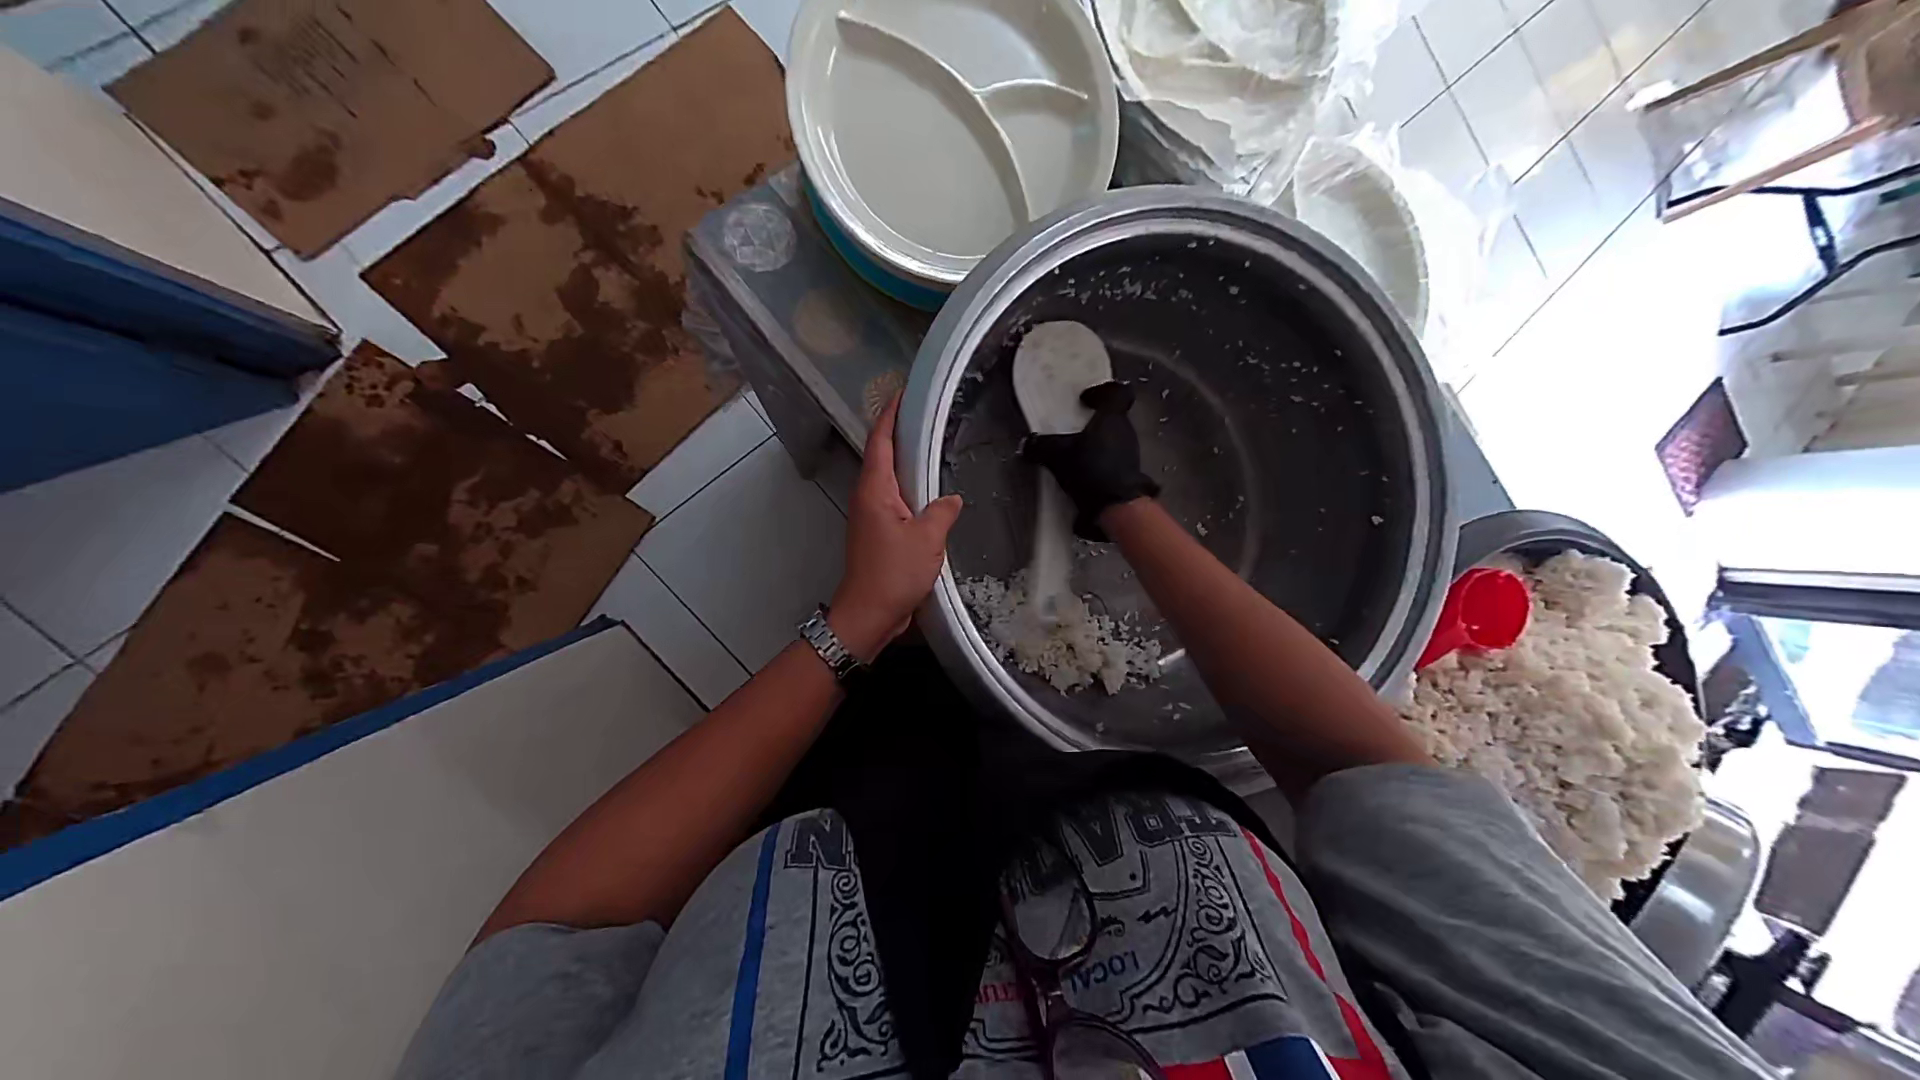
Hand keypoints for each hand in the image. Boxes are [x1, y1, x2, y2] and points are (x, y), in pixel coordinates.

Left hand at [828, 392, 963, 661]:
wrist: (868, 614)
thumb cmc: (893, 573)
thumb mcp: (927, 539)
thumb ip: (942, 512)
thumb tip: (951, 499)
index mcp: (875, 490)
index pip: (880, 441)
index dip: (890, 415)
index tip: (902, 394)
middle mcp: (868, 497)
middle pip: (882, 456)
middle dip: (899, 433)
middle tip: (926, 416)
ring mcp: (870, 517)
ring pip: (889, 480)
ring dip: (906, 463)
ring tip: (932, 448)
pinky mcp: (878, 535)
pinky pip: (895, 502)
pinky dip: (910, 490)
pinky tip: (930, 494)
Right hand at [1020, 381, 1158, 540]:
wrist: (1116, 507)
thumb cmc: (1089, 469)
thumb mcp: (1057, 455)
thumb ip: (1041, 446)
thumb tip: (1027, 443)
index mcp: (1112, 418)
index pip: (1119, 392)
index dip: (1103, 391)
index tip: (1085, 399)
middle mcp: (1126, 431)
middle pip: (1113, 418)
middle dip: (1093, 422)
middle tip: (1072, 429)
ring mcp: (1132, 454)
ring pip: (1114, 440)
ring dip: (1096, 445)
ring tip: (1074, 456)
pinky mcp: (1130, 476)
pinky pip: (1114, 462)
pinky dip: (1099, 465)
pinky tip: (1082, 477)